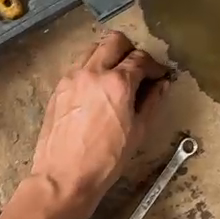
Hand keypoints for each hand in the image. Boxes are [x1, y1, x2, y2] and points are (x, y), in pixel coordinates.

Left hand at [26, 32, 168, 218]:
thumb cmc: (105, 160)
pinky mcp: (58, 89)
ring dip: (109, 57)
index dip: (154, 66)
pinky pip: (78, 67)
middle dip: (131, 50)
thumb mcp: (138, 132)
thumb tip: (161, 85)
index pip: (140, 59)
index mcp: (117, 83)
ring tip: (116, 78)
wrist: (64, 177)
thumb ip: (152, 102)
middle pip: (115, 41)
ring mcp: (72, 78)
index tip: (159, 75)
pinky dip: (91, 70)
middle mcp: (93, 72)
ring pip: (93, 50)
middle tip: (138, 68)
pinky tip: (97, 91)